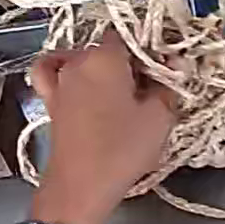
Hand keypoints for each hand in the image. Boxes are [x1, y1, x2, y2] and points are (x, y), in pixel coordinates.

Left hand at [29, 31, 176, 223]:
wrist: (81, 186)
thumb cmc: (122, 149)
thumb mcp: (160, 117)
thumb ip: (168, 84)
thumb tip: (174, 64)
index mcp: (105, 58)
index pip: (132, 37)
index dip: (152, 52)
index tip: (166, 72)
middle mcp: (78, 61)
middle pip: (111, 49)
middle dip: (133, 64)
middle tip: (153, 90)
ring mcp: (60, 80)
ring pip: (87, 60)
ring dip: (106, 70)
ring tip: (123, 92)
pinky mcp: (50, 100)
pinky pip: (52, 71)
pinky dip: (63, 69)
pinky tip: (77, 78)